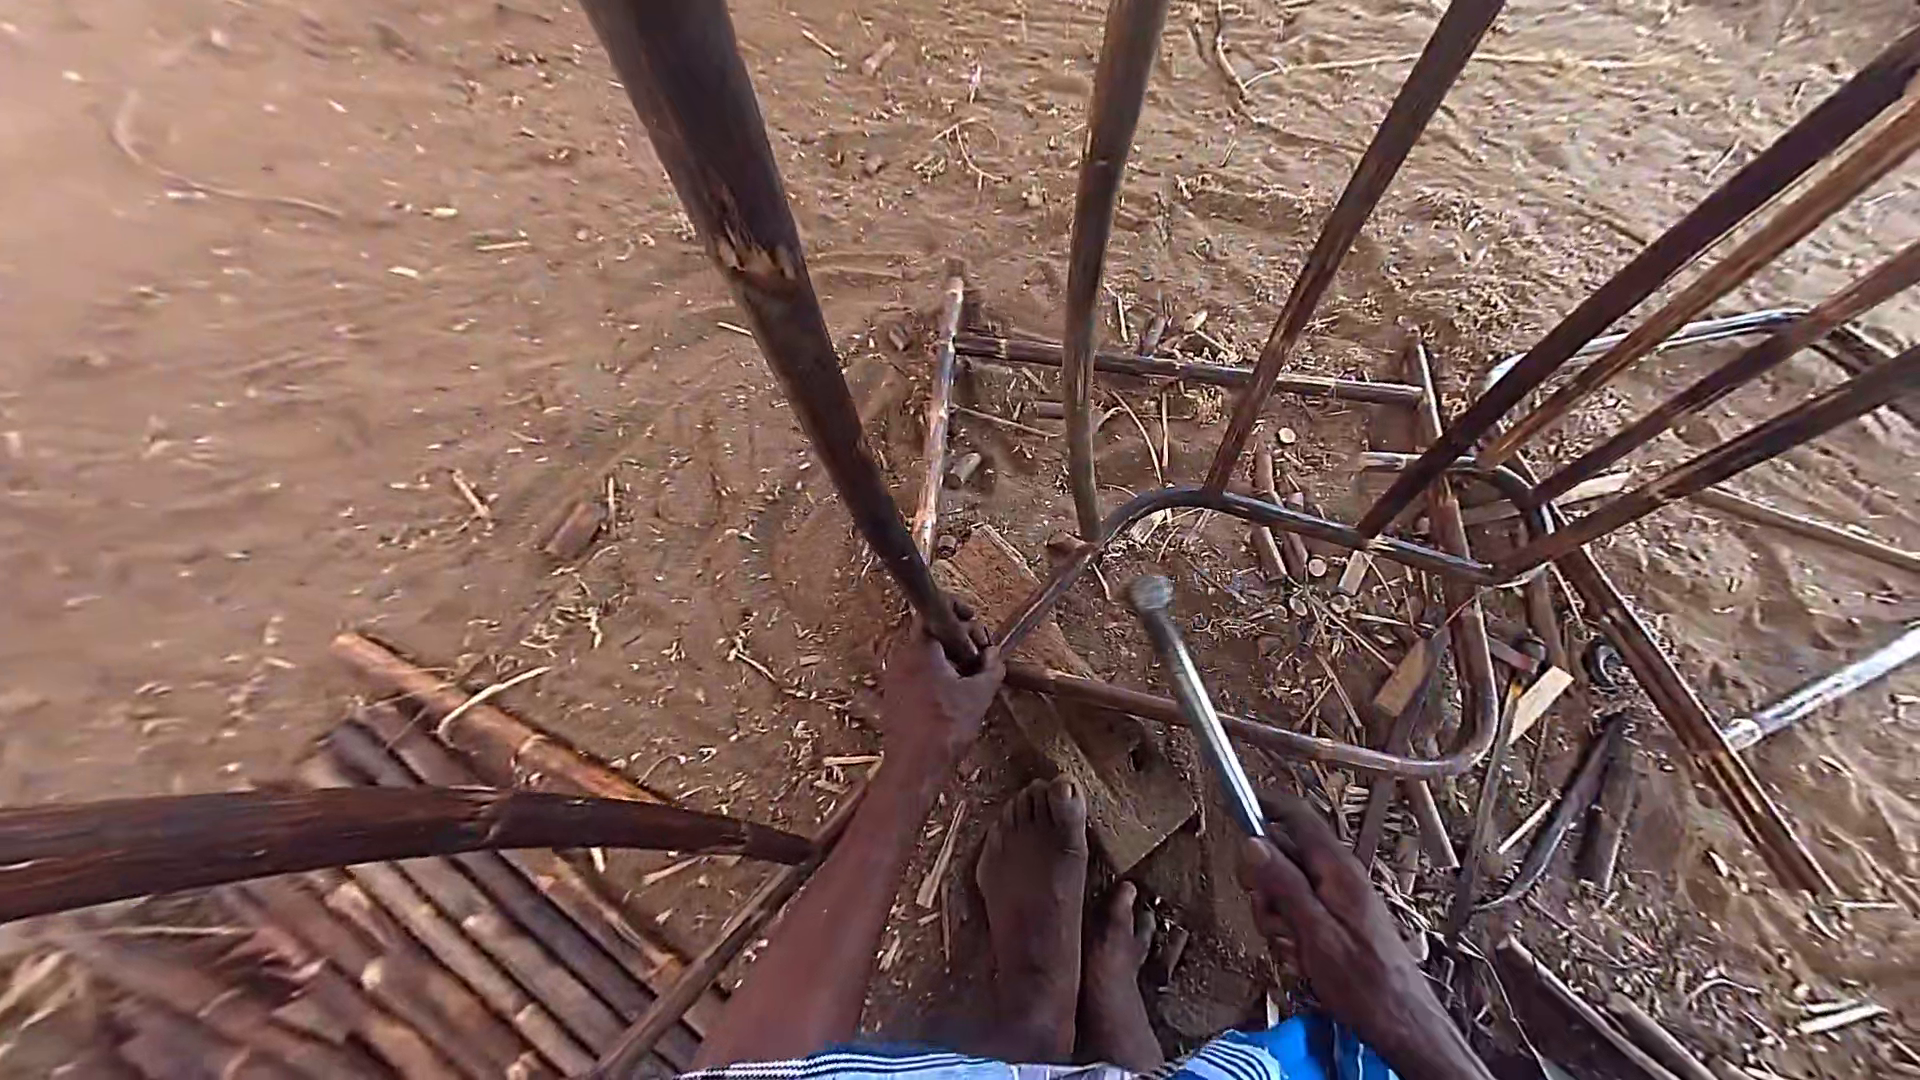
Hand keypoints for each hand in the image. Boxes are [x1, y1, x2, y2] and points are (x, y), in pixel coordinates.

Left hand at [879, 602, 1004, 765]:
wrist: (915, 766)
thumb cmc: (945, 728)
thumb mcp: (979, 694)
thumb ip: (990, 668)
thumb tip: (994, 654)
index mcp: (920, 649)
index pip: (934, 609)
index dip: (957, 608)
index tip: (973, 618)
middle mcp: (902, 657)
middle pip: (933, 632)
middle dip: (960, 638)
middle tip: (981, 654)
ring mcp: (896, 676)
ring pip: (927, 653)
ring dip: (951, 657)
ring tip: (972, 675)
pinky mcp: (895, 694)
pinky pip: (919, 671)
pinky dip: (938, 672)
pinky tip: (956, 692)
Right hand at [1238, 797, 1488, 1079]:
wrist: (1409, 1036)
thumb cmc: (1367, 986)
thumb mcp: (1317, 934)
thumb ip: (1284, 885)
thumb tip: (1251, 841)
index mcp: (1336, 868)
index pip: (1295, 814)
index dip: (1263, 802)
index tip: (1232, 806)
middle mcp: (1335, 874)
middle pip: (1280, 851)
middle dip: (1261, 878)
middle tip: (1266, 908)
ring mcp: (1334, 897)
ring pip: (1281, 882)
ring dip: (1272, 911)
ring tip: (1289, 943)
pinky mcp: (1333, 919)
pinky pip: (1293, 907)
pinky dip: (1286, 928)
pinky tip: (1298, 955)